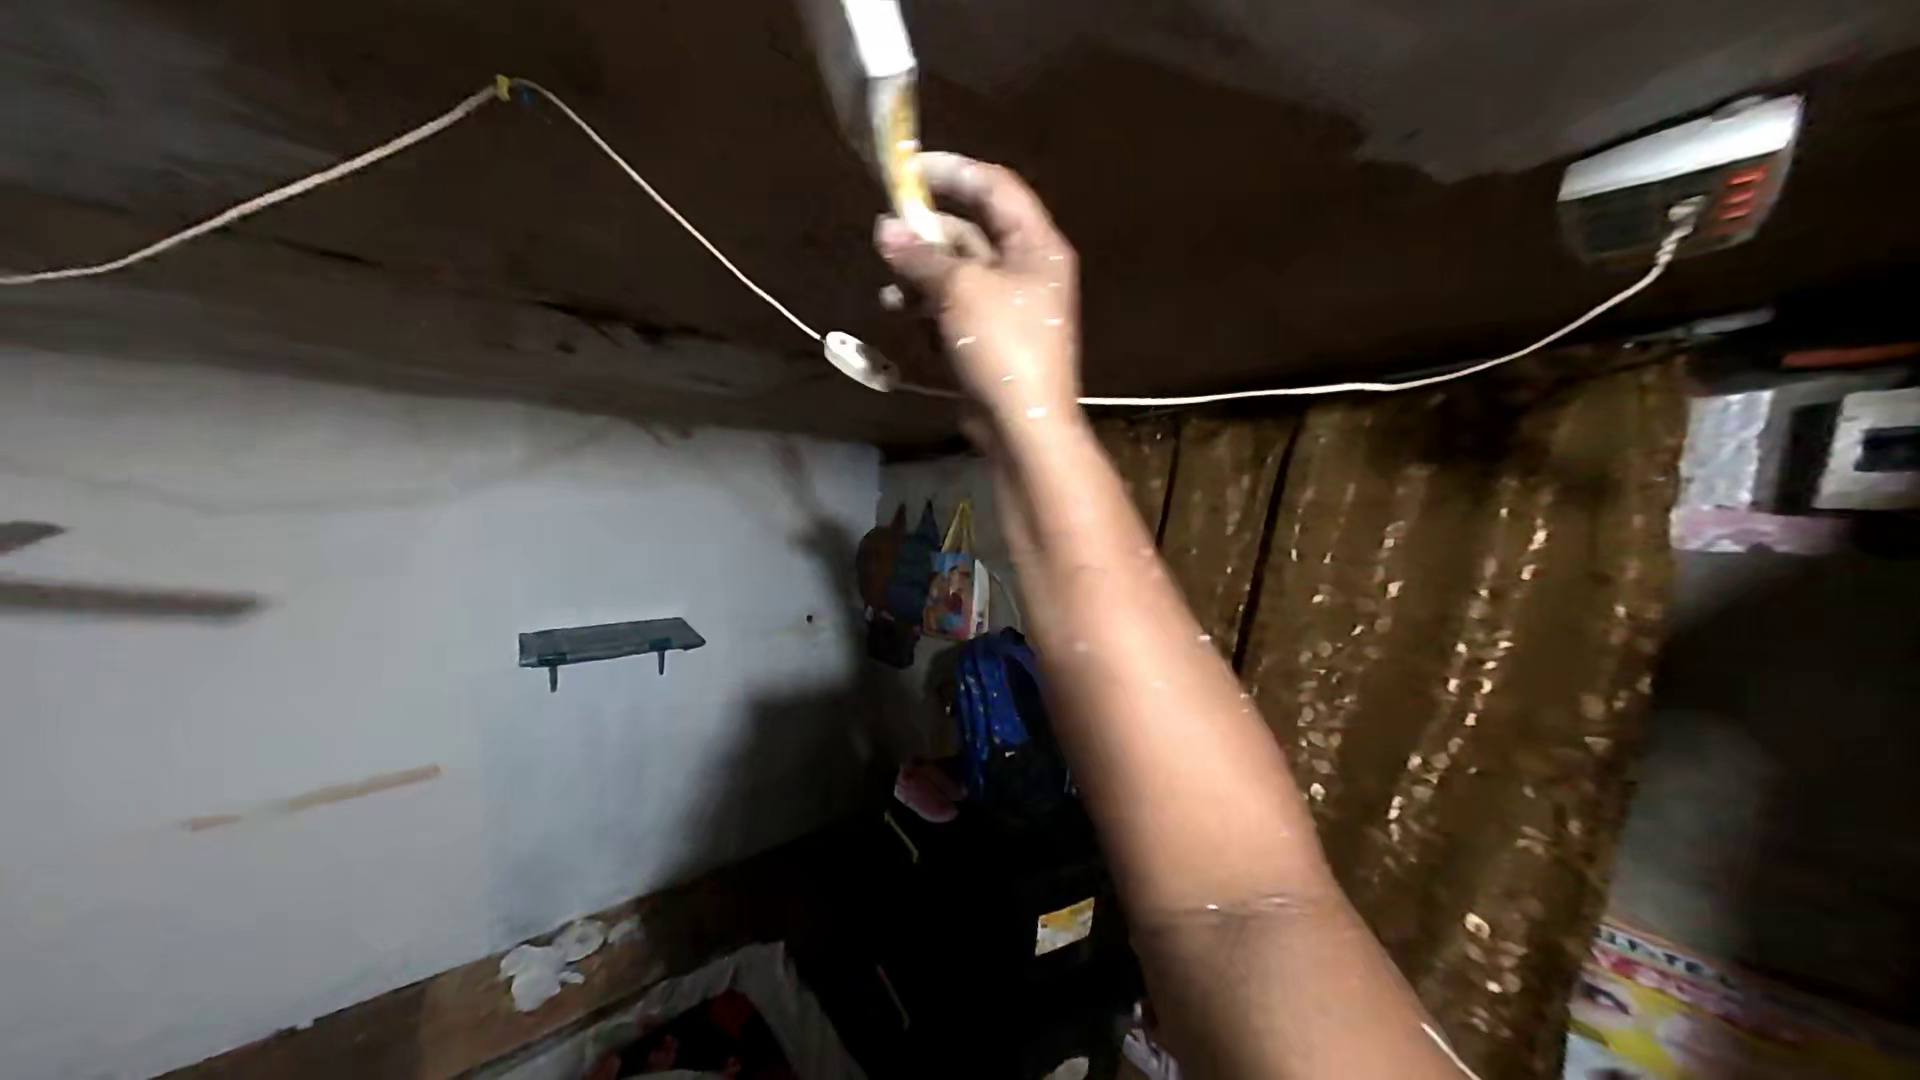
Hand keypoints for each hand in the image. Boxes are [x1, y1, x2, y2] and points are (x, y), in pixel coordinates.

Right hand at [874, 153, 1081, 427]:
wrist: (1023, 424)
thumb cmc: (1003, 346)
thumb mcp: (961, 291)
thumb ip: (922, 256)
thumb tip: (885, 228)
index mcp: (1035, 245)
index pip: (994, 188)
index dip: (952, 172)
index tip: (907, 170)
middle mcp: (1024, 270)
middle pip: (970, 232)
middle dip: (926, 234)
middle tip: (886, 237)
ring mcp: (1006, 308)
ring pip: (956, 275)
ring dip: (920, 276)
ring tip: (889, 289)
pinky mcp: (988, 339)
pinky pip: (954, 309)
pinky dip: (928, 308)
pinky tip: (901, 313)